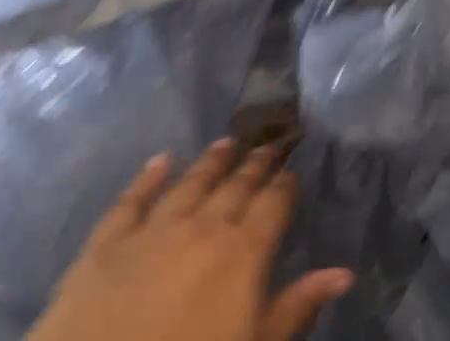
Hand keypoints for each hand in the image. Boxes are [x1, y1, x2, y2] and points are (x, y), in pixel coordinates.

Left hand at [28, 140, 354, 340]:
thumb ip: (297, 305)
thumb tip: (345, 273)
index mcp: (244, 252)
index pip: (274, 203)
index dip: (287, 183)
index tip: (295, 167)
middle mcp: (203, 228)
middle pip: (237, 186)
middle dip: (257, 164)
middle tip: (271, 144)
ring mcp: (152, 232)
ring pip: (190, 184)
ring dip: (211, 162)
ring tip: (227, 143)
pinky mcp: (104, 246)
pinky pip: (130, 203)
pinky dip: (147, 179)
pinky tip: (160, 160)